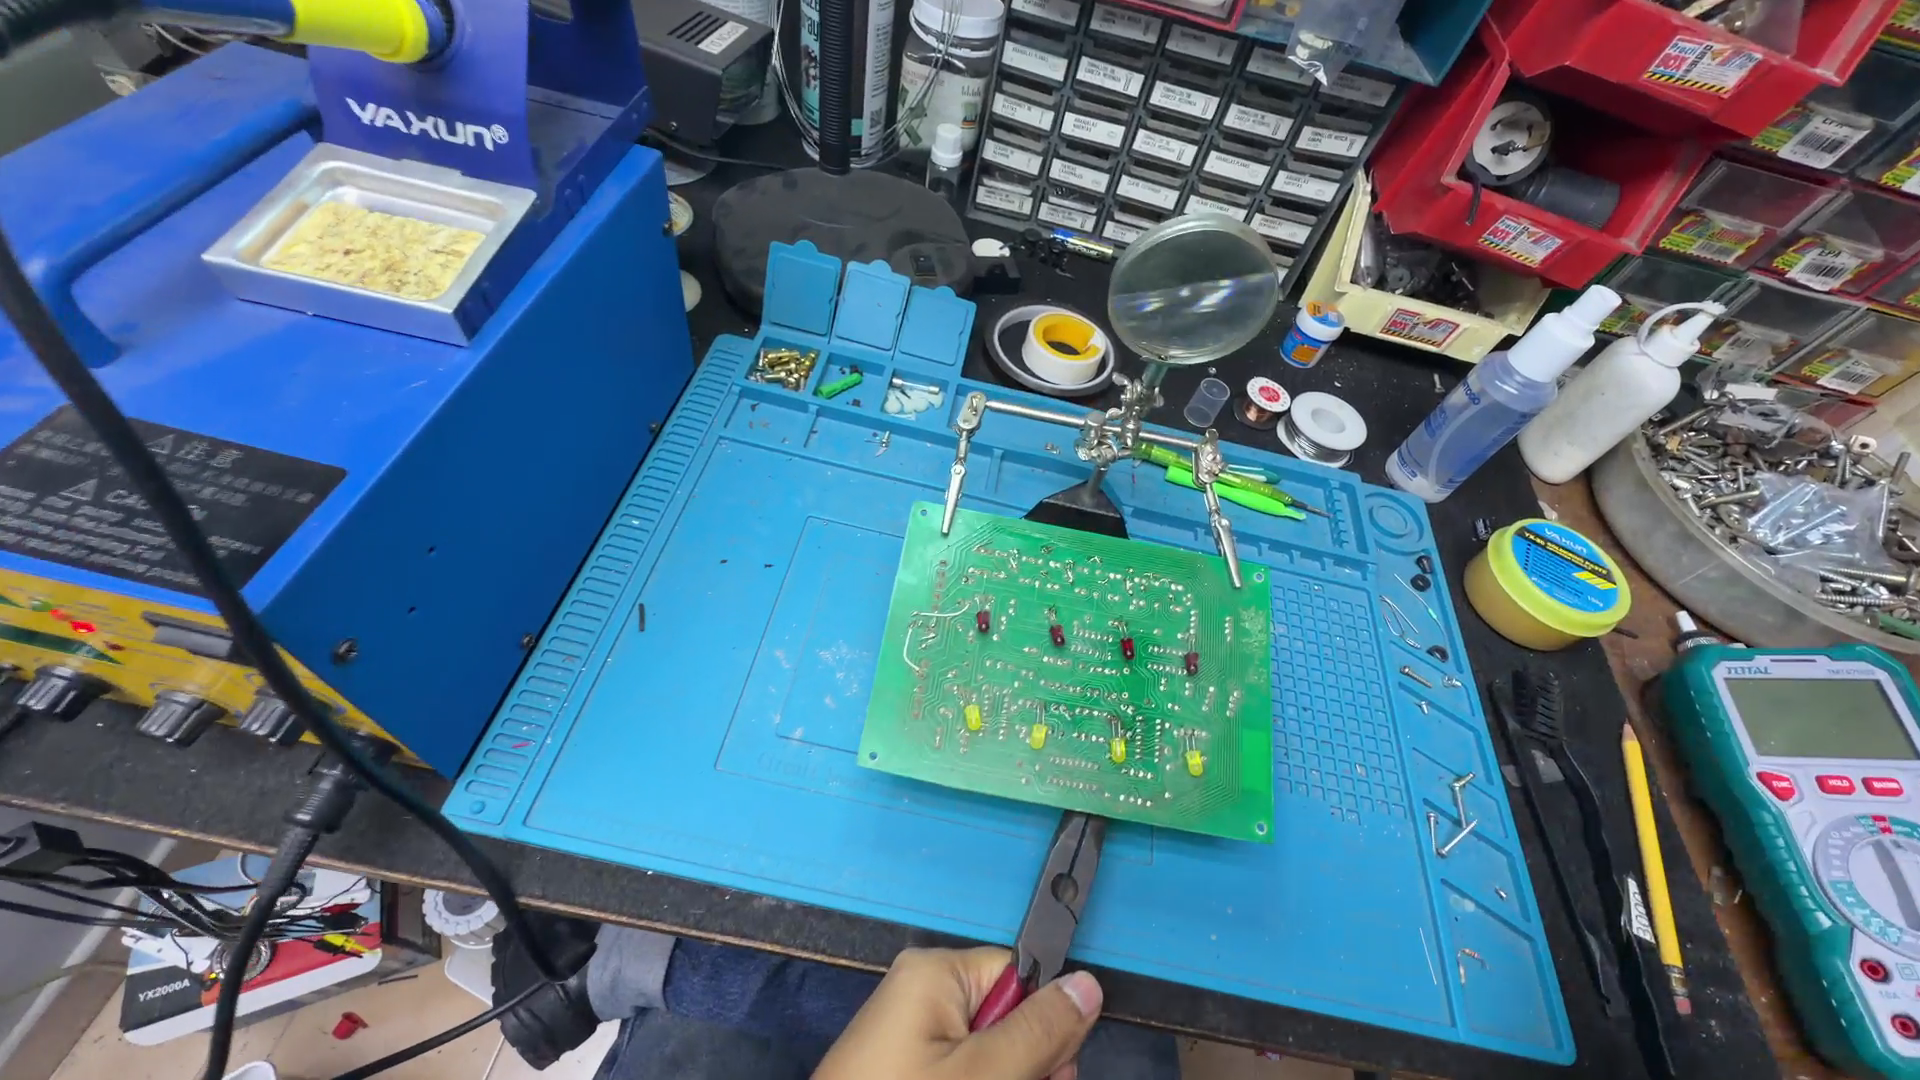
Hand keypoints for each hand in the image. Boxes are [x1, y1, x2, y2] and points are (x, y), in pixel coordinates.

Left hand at [813, 947, 1101, 1079]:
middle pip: (1006, 1019)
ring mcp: (910, 1039)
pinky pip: (961, 1072)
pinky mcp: (905, 1073)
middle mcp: (922, 994)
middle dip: (1026, 1065)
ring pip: (989, 1057)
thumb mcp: (983, 1076)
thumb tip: (1088, 982)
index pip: (1017, 975)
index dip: (1044, 1023)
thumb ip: (1039, 1031)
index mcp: (936, 972)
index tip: (1056, 1073)